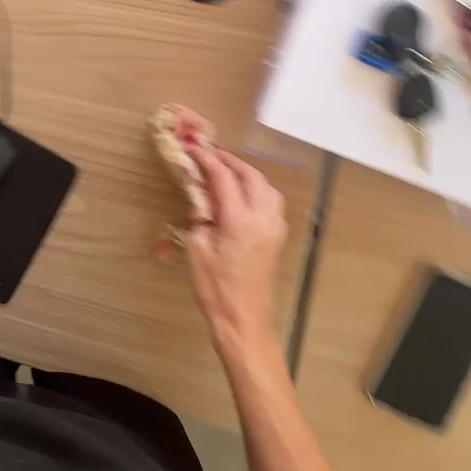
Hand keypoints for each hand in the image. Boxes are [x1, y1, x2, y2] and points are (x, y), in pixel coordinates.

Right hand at [186, 143, 288, 352]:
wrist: (244, 321)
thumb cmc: (215, 288)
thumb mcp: (197, 248)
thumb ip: (200, 216)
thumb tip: (201, 196)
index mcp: (239, 220)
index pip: (224, 177)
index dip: (207, 159)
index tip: (193, 148)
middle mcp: (262, 218)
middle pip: (251, 176)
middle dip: (230, 161)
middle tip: (210, 155)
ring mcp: (274, 228)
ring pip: (267, 187)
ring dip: (247, 174)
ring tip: (227, 171)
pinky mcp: (277, 239)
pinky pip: (272, 202)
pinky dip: (258, 189)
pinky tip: (243, 195)